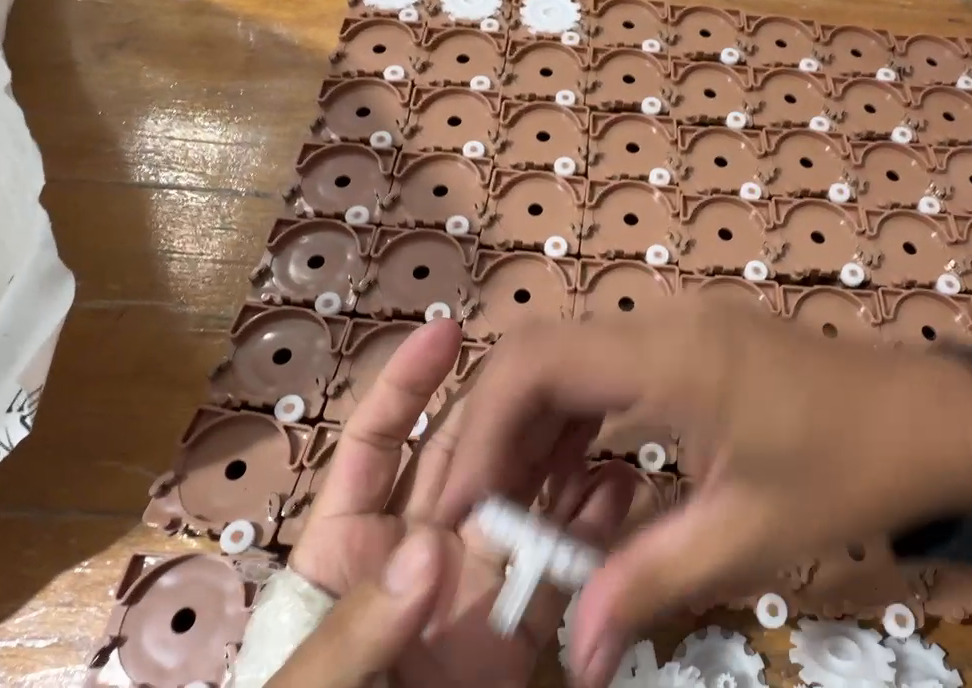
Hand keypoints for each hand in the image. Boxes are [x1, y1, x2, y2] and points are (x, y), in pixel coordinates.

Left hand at [287, 318, 635, 687]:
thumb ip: (357, 629)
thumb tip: (431, 552)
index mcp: (348, 552)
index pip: (376, 447)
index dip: (405, 386)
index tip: (448, 332)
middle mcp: (415, 558)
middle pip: (464, 463)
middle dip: (507, 416)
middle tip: (563, 373)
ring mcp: (469, 594)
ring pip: (521, 508)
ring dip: (559, 464)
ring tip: (607, 421)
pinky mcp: (514, 639)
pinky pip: (554, 574)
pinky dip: (588, 534)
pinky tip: (624, 493)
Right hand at [435, 299, 971, 687]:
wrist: (935, 419)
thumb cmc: (849, 470)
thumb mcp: (749, 534)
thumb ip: (650, 581)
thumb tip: (576, 655)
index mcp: (670, 354)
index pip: (534, 361)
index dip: (480, 430)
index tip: (461, 509)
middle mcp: (660, 321)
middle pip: (537, 355)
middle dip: (491, 434)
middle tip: (471, 517)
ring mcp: (675, 324)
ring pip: (567, 360)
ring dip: (531, 431)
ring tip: (512, 511)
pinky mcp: (689, 340)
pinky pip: (605, 369)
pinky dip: (574, 422)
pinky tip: (571, 480)